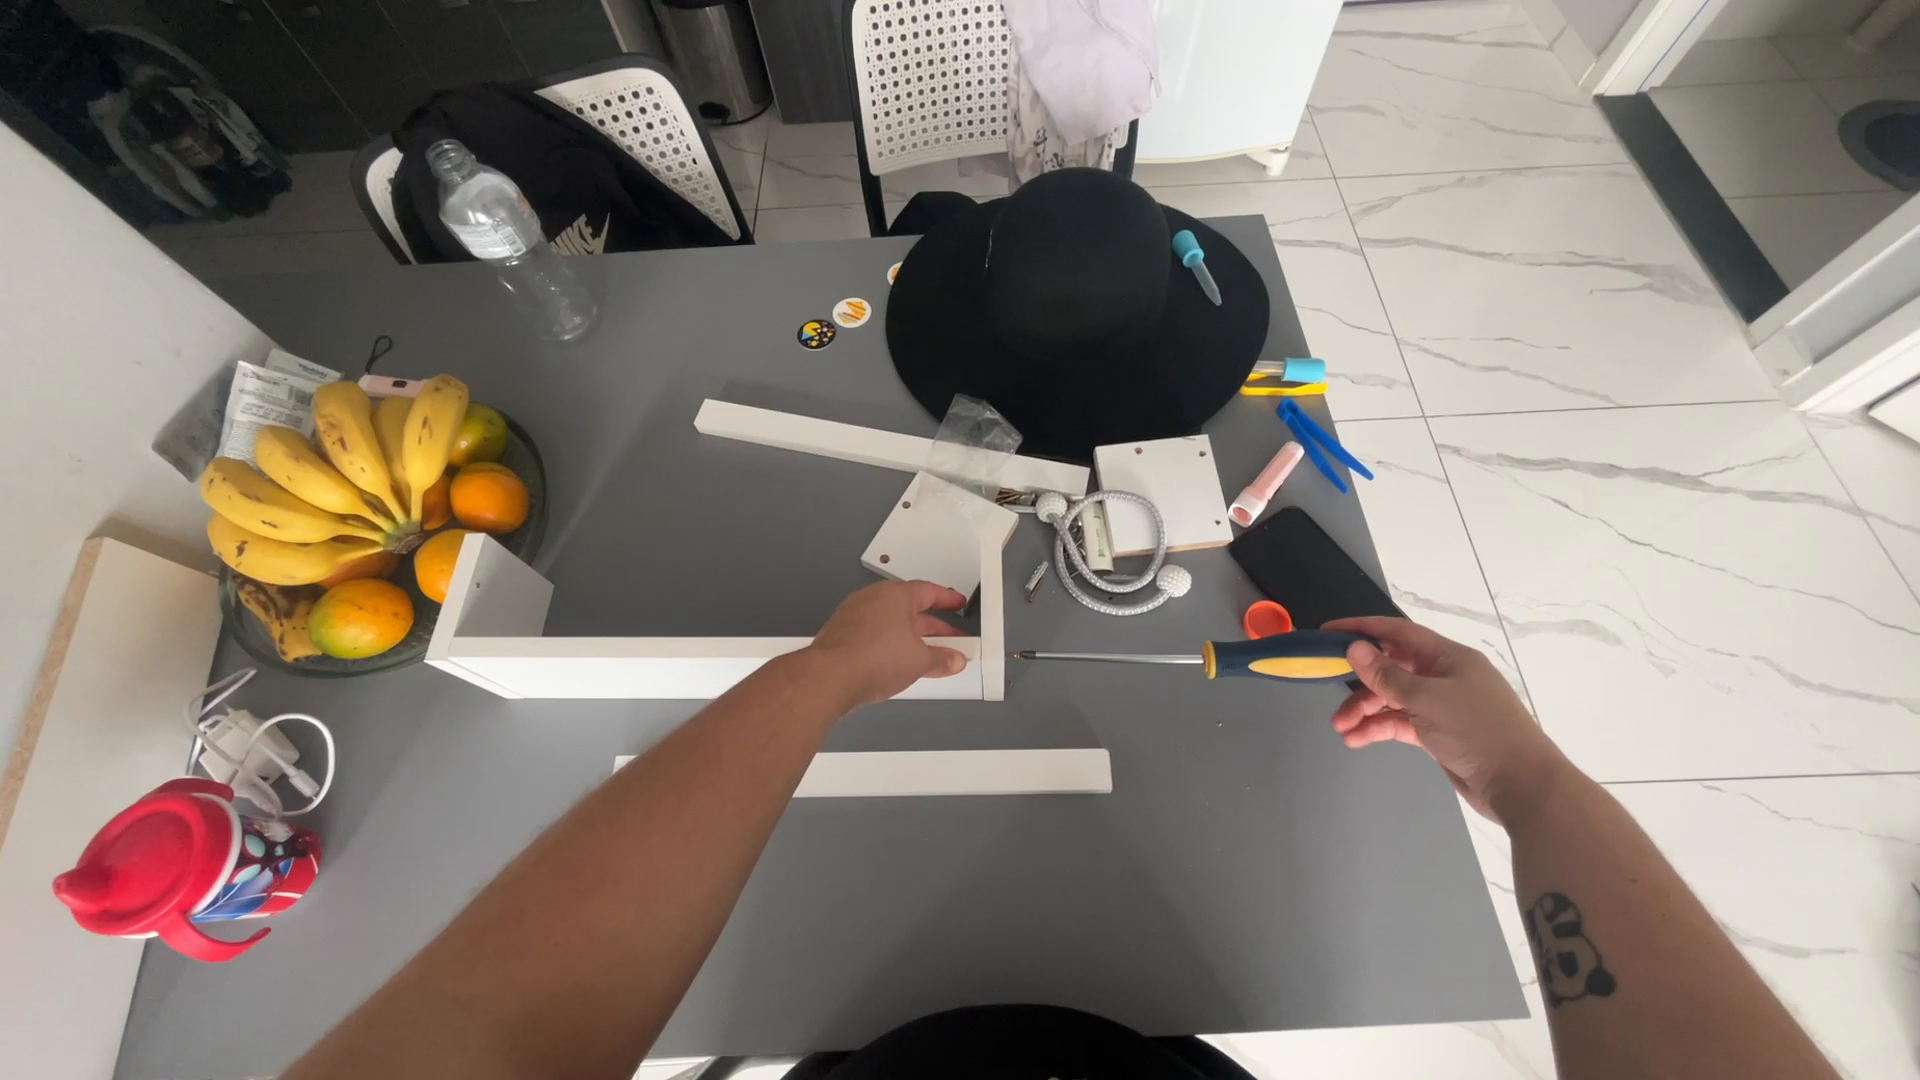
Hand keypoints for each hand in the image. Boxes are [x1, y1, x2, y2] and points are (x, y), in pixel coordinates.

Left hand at [805, 580, 971, 708]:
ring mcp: (853, 617)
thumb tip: (951, 659)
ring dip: (909, 640)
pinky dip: (888, 648)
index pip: (928, 591)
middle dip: (932, 628)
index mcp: (895, 594)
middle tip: (949, 642)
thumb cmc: (869, 656)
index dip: (947, 599)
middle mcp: (872, 599)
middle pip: (910, 610)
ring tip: (925, 660)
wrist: (830, 677)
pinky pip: (873, 638)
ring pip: (890, 625)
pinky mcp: (841, 636)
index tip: (956, 604)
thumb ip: (941, 658)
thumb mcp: (920, 660)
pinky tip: (896, 666)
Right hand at [1324, 616, 1570, 821]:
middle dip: (1359, 681)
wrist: (1523, 787)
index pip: (1397, 633)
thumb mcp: (1426, 699)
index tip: (1328, 633)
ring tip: (1340, 727)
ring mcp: (1442, 706)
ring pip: (1392, 698)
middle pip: (1391, 668)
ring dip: (1364, 710)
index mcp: (1447, 658)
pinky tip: (1356, 739)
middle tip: (1327, 690)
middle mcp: (1444, 677)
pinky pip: (1400, 722)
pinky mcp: (1439, 733)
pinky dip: (1378, 729)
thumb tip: (1354, 648)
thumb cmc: (1478, 731)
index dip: (1362, 629)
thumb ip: (1386, 675)